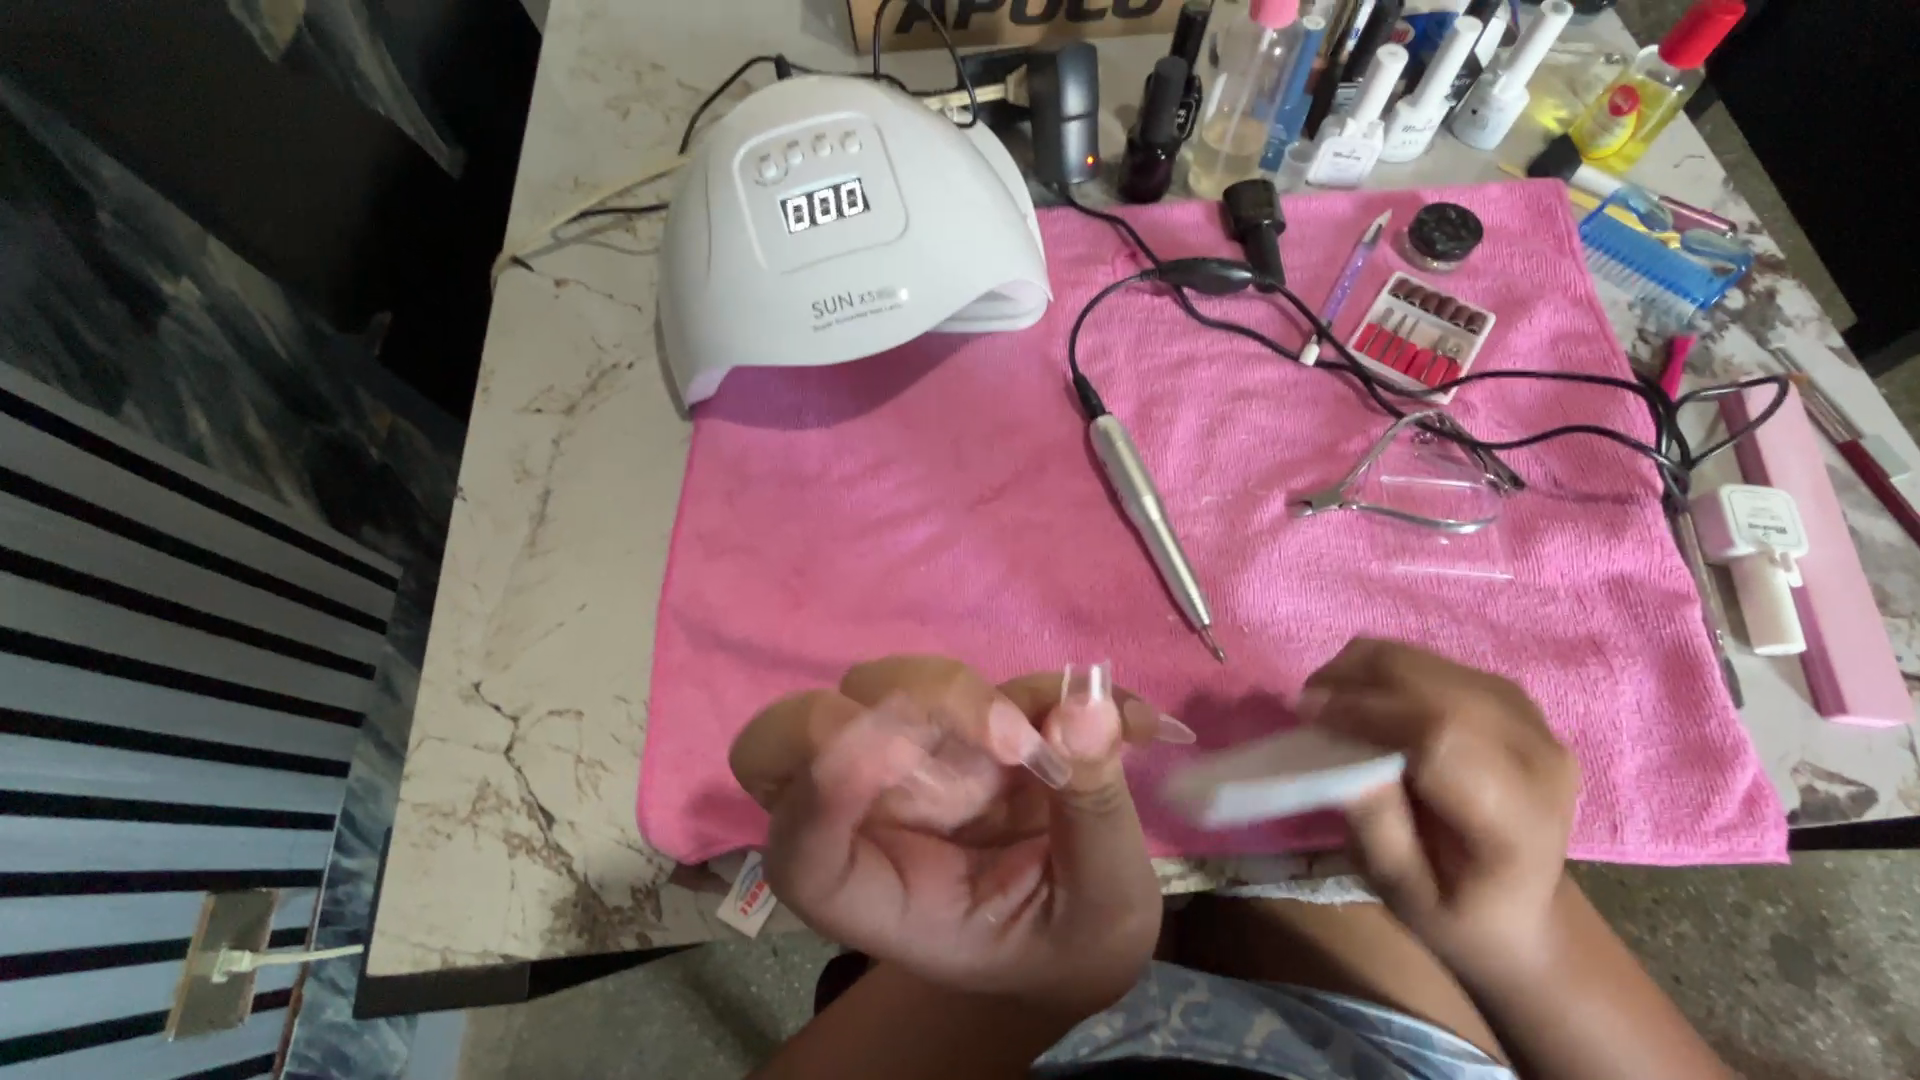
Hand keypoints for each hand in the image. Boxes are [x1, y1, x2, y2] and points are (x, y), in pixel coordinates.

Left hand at [730, 656, 1182, 1016]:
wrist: (1078, 924)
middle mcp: (877, 815)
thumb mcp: (1098, 911)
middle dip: (858, 715)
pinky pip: (988, 680)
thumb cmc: (1065, 941)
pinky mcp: (965, 720)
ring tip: (1041, 745)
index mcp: (881, 895)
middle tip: (945, 728)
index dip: (820, 796)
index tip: (895, 752)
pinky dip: (1052, 689)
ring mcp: (915, 759)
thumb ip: (1091, 813)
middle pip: (799, 738)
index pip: (802, 849)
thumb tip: (1087, 707)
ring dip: (958, 695)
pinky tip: (1132, 724)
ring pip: (883, 688)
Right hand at [1303, 639, 1579, 980]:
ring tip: (1326, 698)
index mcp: (1517, 816)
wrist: (1526, 911)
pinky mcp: (1509, 700)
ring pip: (1429, 663)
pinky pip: (1433, 662)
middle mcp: (1535, 754)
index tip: (1305, 714)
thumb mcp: (1403, 893)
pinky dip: (1384, 669)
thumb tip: (1342, 763)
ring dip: (1365, 669)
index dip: (1366, 712)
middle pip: (1433, 685)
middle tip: (1304, 701)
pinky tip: (1360, 697)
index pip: (1441, 735)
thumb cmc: (1458, 913)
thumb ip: (1377, 829)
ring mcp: (1528, 719)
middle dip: (1355, 680)